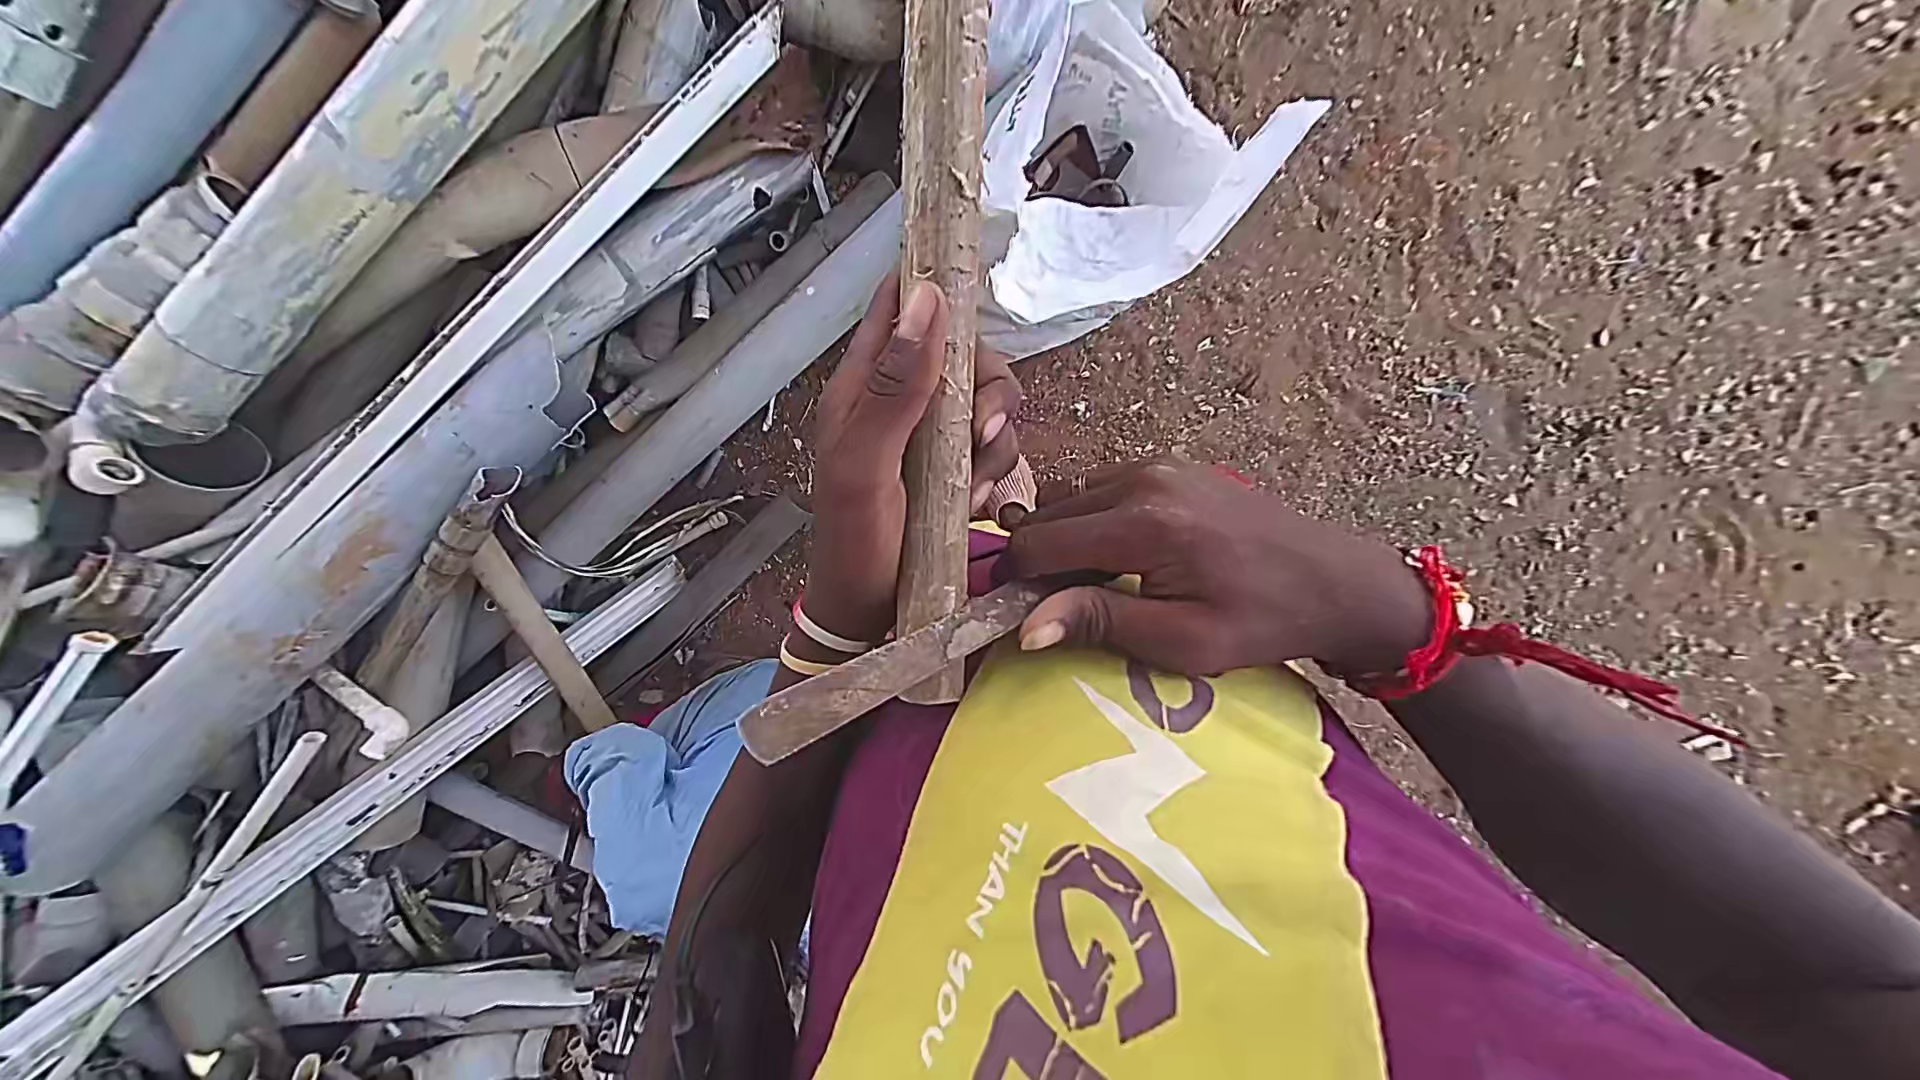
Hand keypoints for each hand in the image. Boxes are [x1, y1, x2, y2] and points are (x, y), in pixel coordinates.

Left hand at [802, 276, 1022, 644]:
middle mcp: (902, 400)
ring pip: (988, 401)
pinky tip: (976, 500)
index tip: (972, 289)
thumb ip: (893, 387)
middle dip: (988, 389)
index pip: (897, 305)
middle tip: (984, 433)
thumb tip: (926, 301)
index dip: (932, 285)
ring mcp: (932, 434)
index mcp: (864, 386)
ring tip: (973, 486)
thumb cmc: (853, 542)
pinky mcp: (956, 465)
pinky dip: (996, 468)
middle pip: (964, 354)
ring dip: (995, 440)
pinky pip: (995, 445)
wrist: (867, 609)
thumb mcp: (864, 464)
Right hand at [1001, 460, 1431, 676]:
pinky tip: (1116, 553)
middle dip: (1037, 559)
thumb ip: (1098, 621)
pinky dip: (1089, 519)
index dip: (1016, 579)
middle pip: (1047, 514)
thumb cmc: (1262, 621)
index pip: (1040, 543)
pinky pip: (1100, 487)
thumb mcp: (1181, 641)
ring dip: (1062, 537)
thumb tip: (1026, 626)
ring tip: (1090, 580)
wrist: (1337, 582)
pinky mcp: (1168, 465)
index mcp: (1144, 524)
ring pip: (1069, 496)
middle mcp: (1142, 479)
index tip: (1016, 609)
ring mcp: (1157, 465)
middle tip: (1056, 602)